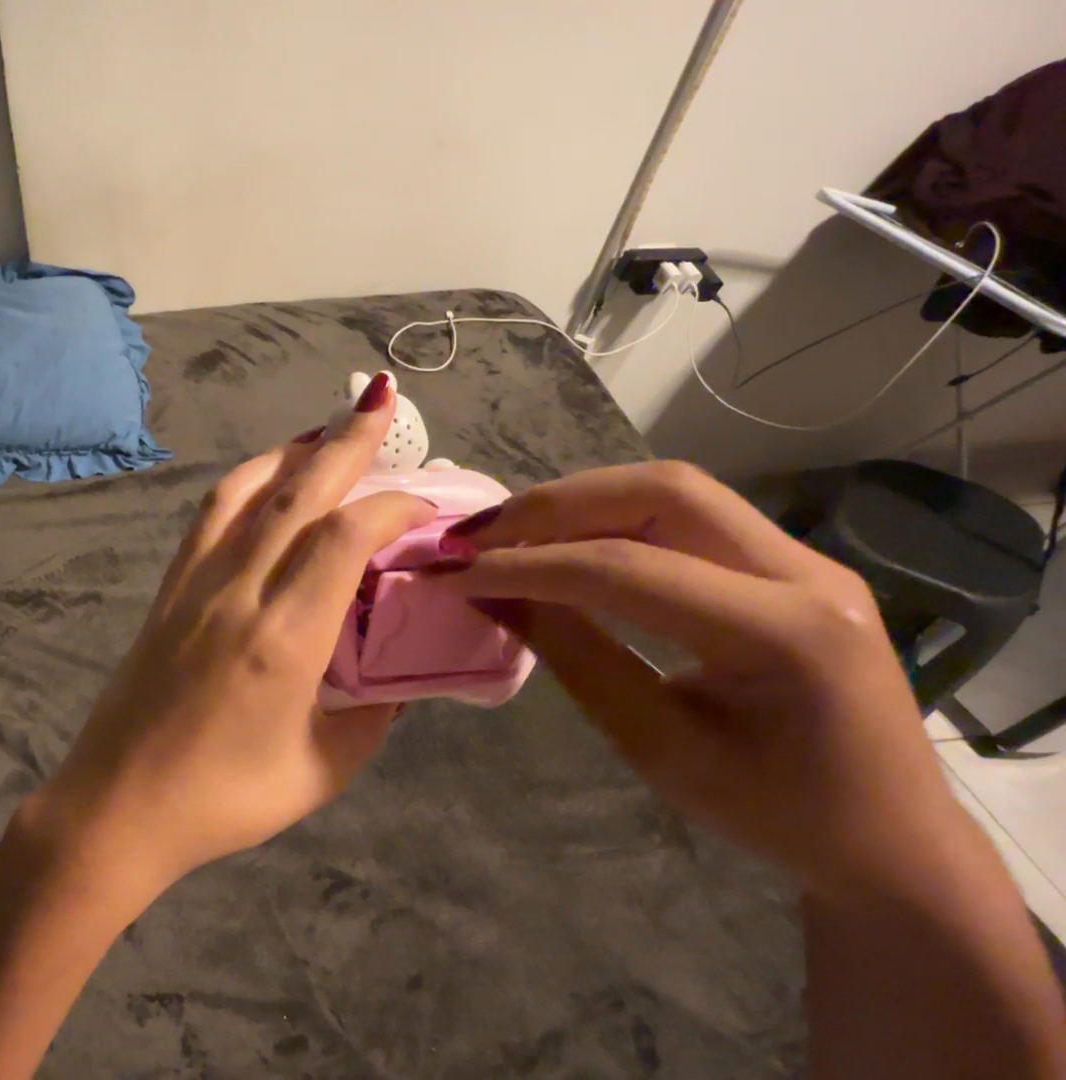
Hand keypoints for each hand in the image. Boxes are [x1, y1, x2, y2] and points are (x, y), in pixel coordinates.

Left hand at [19, 373, 436, 894]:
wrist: (118, 804)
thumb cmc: (223, 800)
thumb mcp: (322, 769)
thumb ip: (372, 715)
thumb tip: (397, 670)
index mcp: (282, 639)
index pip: (343, 539)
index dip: (393, 507)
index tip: (430, 507)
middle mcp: (235, 594)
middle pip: (295, 496)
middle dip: (345, 443)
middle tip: (384, 402)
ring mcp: (192, 586)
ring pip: (244, 494)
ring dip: (289, 453)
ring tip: (326, 433)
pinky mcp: (166, 592)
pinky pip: (208, 519)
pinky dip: (245, 485)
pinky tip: (265, 482)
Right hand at [432, 461, 973, 903]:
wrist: (888, 840)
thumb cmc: (772, 812)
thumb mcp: (655, 746)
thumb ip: (573, 655)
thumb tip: (488, 592)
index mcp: (785, 633)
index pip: (628, 569)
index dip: (527, 565)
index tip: (452, 573)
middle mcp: (806, 572)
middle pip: (662, 492)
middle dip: (553, 506)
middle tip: (476, 538)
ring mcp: (804, 559)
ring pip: (672, 491)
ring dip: (578, 504)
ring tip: (505, 536)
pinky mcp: (788, 562)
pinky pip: (686, 516)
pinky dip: (609, 519)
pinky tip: (562, 544)